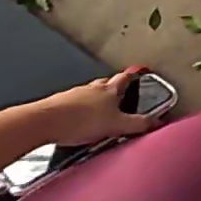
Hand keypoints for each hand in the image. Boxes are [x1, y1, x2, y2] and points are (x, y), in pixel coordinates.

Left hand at [27, 67, 160, 145]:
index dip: (133, 77)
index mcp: (110, 90)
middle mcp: (93, 89)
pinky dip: (78, 110)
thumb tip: (157, 122)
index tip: (137, 74)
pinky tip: (77, 122)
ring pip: (89, 93)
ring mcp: (74, 95)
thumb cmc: (79, 121)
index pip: (126, 78)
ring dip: (94, 100)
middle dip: (113, 88)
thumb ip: (138, 124)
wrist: (43, 122)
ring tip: (98, 113)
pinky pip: (73, 104)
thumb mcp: (116, 125)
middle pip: (107, 84)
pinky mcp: (58, 105)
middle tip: (119, 95)